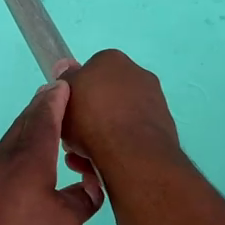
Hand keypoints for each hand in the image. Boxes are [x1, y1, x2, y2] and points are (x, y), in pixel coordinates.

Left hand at [0, 81, 100, 224]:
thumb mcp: (66, 223)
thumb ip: (82, 200)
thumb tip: (87, 187)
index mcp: (30, 155)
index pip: (46, 115)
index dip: (58, 99)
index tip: (67, 84)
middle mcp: (6, 156)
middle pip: (26, 123)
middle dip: (44, 109)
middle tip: (61, 100)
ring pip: (13, 141)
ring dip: (32, 131)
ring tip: (52, 132)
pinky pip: (5, 160)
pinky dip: (21, 152)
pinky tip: (31, 169)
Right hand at [52, 51, 181, 178]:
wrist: (132, 152)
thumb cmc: (90, 117)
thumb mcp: (62, 95)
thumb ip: (63, 81)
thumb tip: (66, 68)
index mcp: (111, 59)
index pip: (89, 71)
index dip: (75, 93)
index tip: (67, 111)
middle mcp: (137, 74)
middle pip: (104, 96)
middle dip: (88, 117)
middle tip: (73, 137)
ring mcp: (153, 100)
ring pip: (116, 119)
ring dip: (99, 137)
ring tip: (83, 159)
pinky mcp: (163, 127)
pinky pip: (131, 135)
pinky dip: (118, 148)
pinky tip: (102, 165)